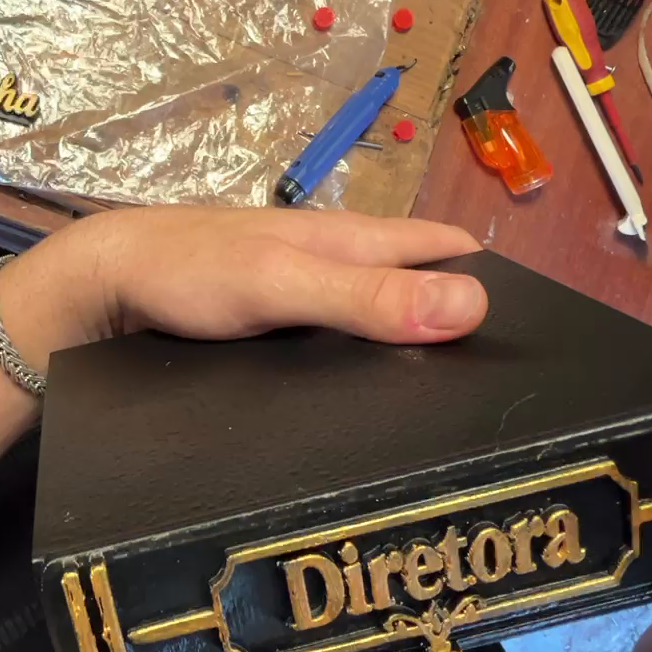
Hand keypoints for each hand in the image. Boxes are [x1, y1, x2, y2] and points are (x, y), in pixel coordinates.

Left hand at [0, 207, 487, 368]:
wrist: (115, 281)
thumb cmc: (196, 270)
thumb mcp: (284, 283)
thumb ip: (366, 295)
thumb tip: (473, 306)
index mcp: (353, 239)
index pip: (448, 250)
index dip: (495, 283)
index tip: (536, 345)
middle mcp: (337, 260)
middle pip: (420, 282)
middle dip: (461, 321)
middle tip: (493, 397)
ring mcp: (306, 290)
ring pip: (379, 312)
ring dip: (411, 345)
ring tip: (440, 413)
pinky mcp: (278, 319)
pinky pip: (338, 337)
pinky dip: (363, 359)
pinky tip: (365, 402)